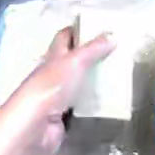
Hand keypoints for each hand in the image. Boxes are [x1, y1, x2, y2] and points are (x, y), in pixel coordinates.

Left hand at [6, 25, 114, 154]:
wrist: (35, 127)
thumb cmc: (52, 86)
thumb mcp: (75, 61)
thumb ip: (93, 49)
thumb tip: (113, 34)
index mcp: (54, 55)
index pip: (65, 37)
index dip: (78, 30)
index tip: (98, 27)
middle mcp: (55, 73)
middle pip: (74, 60)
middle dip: (92, 56)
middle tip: (117, 51)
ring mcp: (59, 96)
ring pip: (80, 83)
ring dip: (95, 80)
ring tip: (119, 74)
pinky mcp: (65, 116)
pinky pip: (84, 106)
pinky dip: (96, 104)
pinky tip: (113, 100)